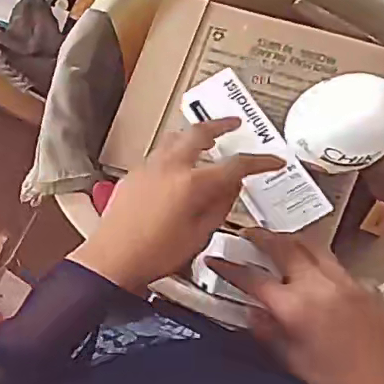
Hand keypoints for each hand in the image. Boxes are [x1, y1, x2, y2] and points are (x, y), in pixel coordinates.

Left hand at [68, 118, 283, 293]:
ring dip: (194, 134)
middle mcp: (169, 167)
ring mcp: (148, 167)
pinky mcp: (134, 174)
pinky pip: (160, 153)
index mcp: (191, 184)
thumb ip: (220, 205)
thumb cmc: (153, 254)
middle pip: (199, 132)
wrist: (112, 260)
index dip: (258, 162)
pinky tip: (180, 163)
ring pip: (175, 138)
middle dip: (221, 125)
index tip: (272, 161)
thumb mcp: (199, 235)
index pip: (234, 165)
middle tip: (234, 124)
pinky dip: (175, 150)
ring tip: (207, 138)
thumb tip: (232, 186)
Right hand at [209, 230, 383, 383]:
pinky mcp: (369, 290)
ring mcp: (348, 284)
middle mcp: (322, 287)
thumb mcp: (291, 363)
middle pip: (285, 246)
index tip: (216, 261)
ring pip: (314, 246)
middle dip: (262, 237)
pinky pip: (339, 265)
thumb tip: (252, 313)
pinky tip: (316, 275)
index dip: (229, 267)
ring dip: (292, 241)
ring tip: (278, 242)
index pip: (253, 277)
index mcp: (296, 307)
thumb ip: (267, 332)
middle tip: (247, 235)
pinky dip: (321, 263)